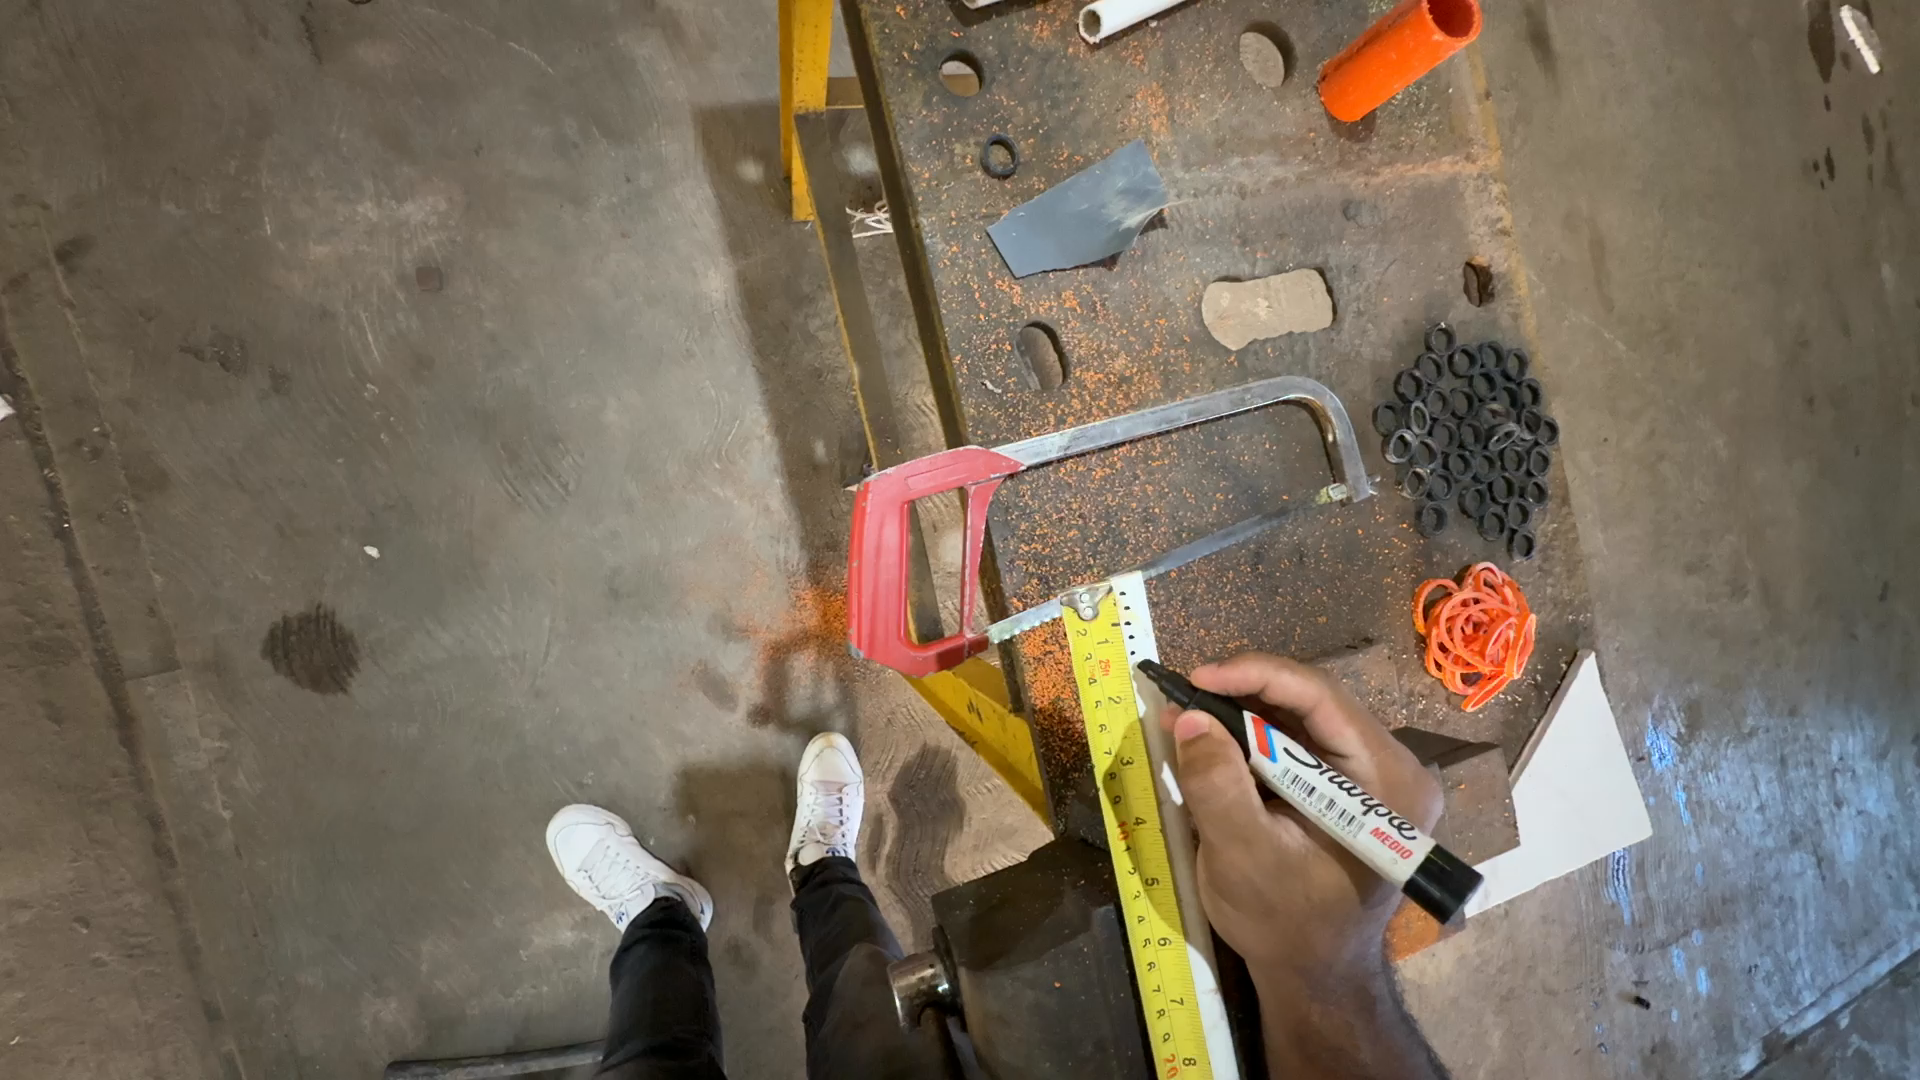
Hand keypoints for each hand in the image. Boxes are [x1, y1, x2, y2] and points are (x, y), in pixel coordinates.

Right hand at [1161, 652, 1442, 986]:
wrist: (1310, 973)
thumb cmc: (1284, 922)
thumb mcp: (1243, 856)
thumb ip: (1217, 786)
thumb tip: (1187, 716)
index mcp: (1386, 781)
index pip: (1321, 697)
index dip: (1255, 675)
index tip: (1195, 678)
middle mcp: (1389, 767)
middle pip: (1308, 701)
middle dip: (1238, 694)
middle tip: (1182, 699)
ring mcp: (1368, 775)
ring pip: (1294, 715)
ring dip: (1236, 713)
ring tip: (1185, 720)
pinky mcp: (1341, 784)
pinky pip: (1290, 739)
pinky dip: (1244, 736)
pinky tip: (1207, 744)